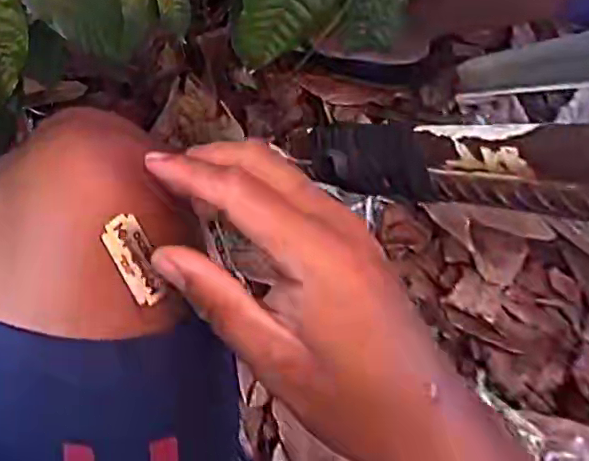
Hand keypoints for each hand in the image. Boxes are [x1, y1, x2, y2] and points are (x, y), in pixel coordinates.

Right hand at [144, 143, 525, 460]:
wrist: (440, 436)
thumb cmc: (354, 403)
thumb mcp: (274, 359)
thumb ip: (216, 298)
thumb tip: (161, 254)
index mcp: (317, 255)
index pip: (239, 189)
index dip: (188, 172)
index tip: (148, 162)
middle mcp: (336, 227)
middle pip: (260, 161)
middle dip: (206, 156)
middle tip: (163, 171)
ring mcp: (350, 227)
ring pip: (277, 166)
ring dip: (229, 164)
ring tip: (188, 184)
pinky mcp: (353, 236)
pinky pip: (291, 184)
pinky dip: (251, 179)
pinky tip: (230, 205)